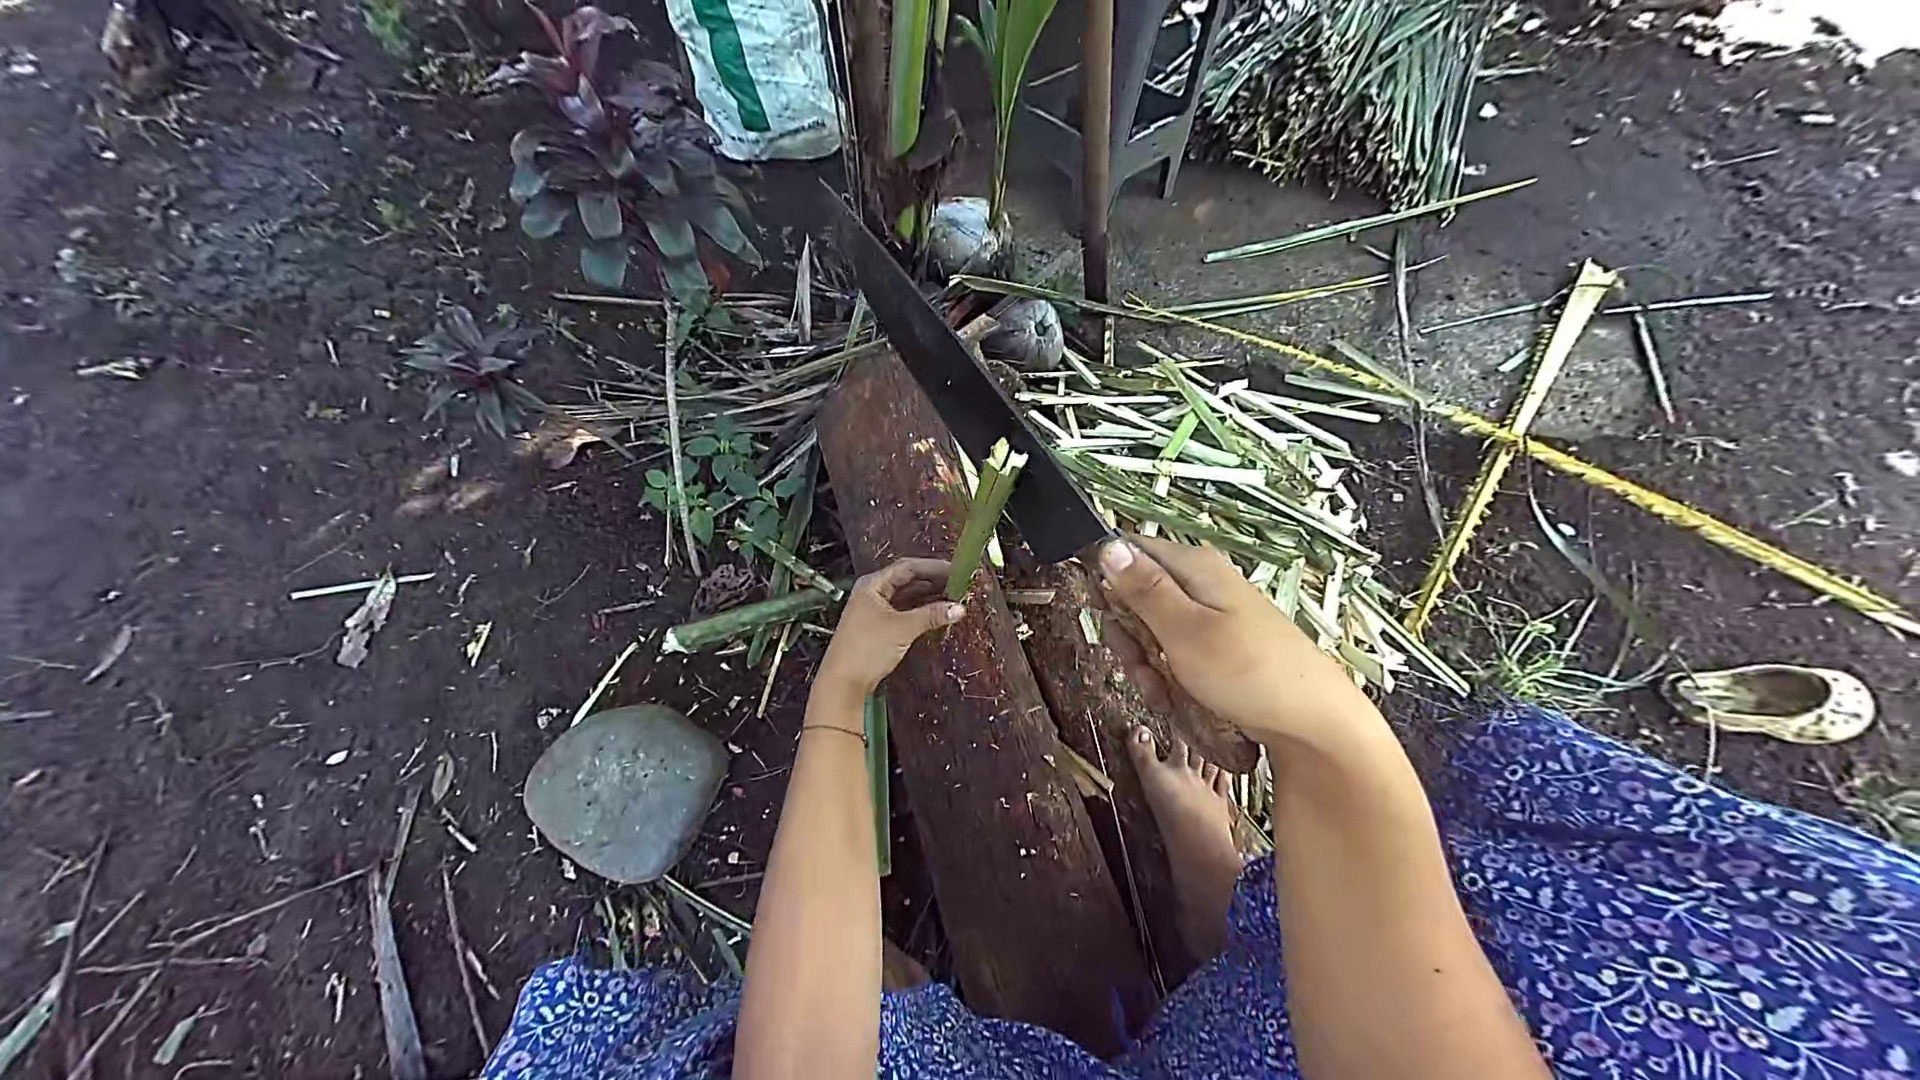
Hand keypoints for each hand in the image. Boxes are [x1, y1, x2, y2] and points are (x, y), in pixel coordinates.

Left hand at [816, 559, 965, 695]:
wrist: (842, 682)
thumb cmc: (866, 649)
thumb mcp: (902, 628)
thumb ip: (931, 615)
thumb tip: (959, 608)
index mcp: (873, 584)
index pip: (908, 567)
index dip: (934, 567)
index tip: (957, 570)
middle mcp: (873, 593)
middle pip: (908, 581)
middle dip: (934, 583)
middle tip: (960, 585)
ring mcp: (875, 610)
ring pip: (908, 597)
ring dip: (930, 598)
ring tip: (954, 599)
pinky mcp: (879, 627)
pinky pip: (905, 612)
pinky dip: (921, 612)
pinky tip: (938, 615)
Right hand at [1098, 535, 1379, 747]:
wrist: (1314, 725)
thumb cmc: (1250, 673)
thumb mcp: (1184, 629)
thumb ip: (1143, 588)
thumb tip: (1107, 546)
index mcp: (1194, 568)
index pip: (1129, 553)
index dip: (1109, 584)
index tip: (1107, 617)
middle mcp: (1202, 586)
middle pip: (1136, 598)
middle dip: (1129, 636)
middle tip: (1142, 663)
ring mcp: (1211, 618)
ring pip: (1151, 632)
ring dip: (1146, 664)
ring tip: (1164, 689)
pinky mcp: (1217, 647)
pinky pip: (1174, 655)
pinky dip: (1168, 678)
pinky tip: (1178, 698)